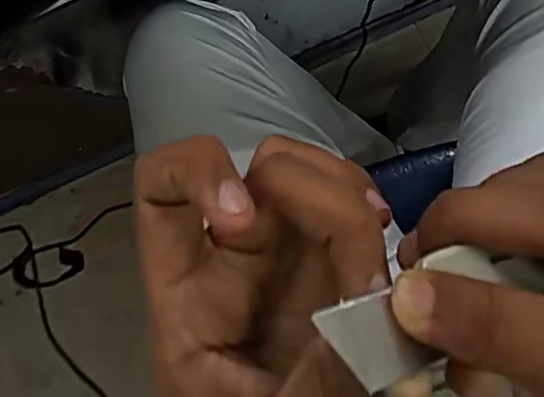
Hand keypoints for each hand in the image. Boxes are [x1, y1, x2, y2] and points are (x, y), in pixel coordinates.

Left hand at [135, 134, 393, 396]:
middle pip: (255, 168)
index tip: (240, 218)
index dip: (193, 171)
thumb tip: (374, 311)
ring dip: (342, 191)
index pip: (160, 185)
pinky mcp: (319, 256)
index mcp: (189, 285)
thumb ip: (315, 376)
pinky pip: (338, 200)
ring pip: (300, 169)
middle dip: (307, 189)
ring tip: (374, 246)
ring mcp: (276, 246)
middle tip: (355, 261)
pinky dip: (365, 209)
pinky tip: (383, 239)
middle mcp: (231, 248)